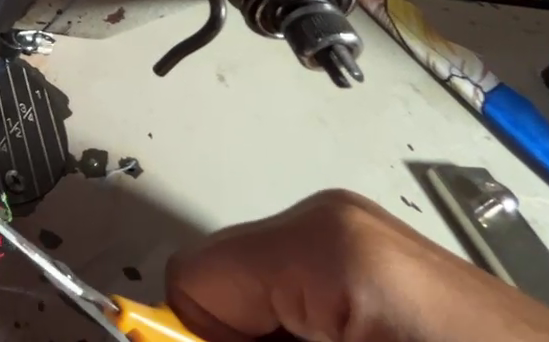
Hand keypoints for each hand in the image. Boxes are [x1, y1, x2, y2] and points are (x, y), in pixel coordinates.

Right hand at [165, 190, 548, 341]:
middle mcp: (331, 219)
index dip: (199, 341)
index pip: (190, 280)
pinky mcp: (388, 258)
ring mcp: (364, 234)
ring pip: (265, 292)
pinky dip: (314, 332)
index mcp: (320, 245)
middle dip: (248, 341)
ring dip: (282, 341)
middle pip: (226, 283)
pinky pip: (308, 292)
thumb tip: (160, 339)